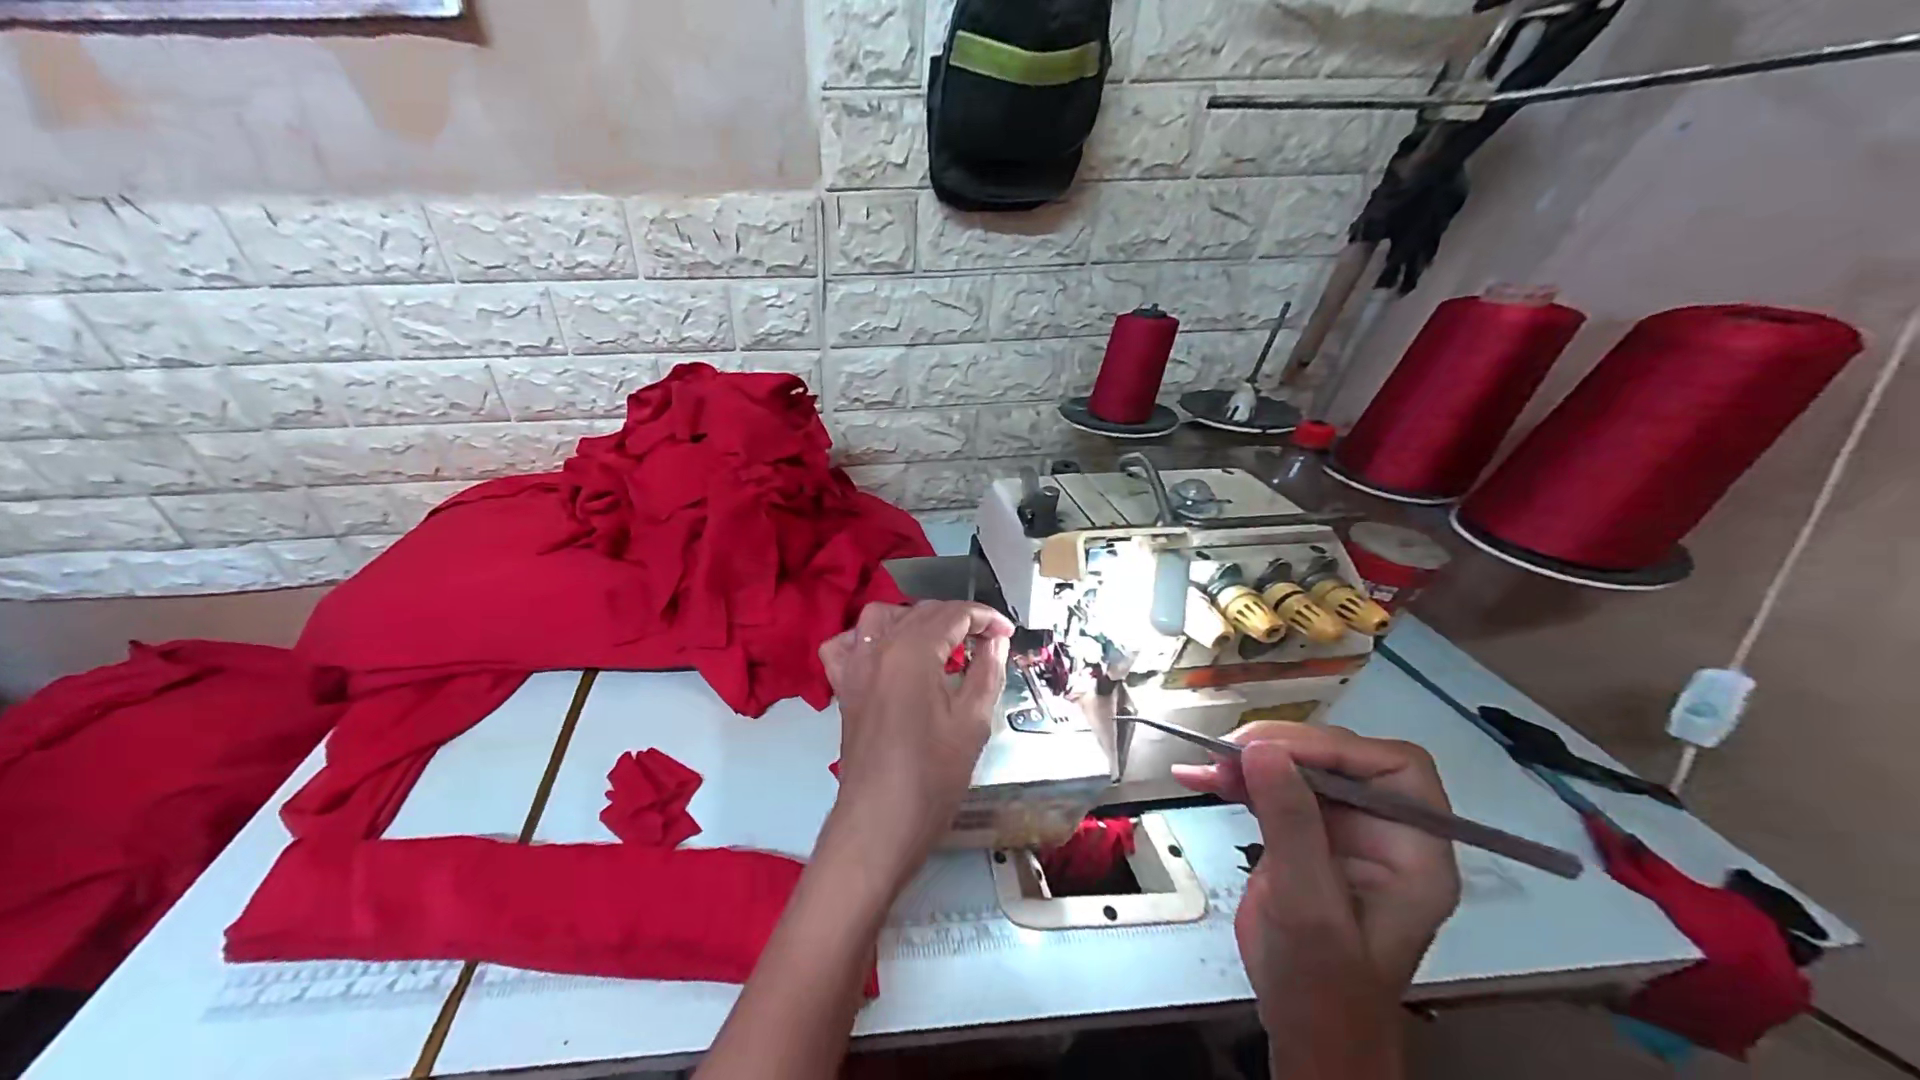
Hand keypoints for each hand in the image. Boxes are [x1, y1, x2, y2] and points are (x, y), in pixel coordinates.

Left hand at [818, 601, 1012, 872]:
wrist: (880, 823)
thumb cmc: (932, 776)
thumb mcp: (973, 722)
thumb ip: (987, 670)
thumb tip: (995, 640)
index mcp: (912, 651)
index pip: (953, 613)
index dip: (986, 618)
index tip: (1007, 633)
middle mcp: (878, 648)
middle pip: (921, 611)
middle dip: (958, 618)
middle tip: (987, 642)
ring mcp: (854, 666)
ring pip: (883, 617)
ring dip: (915, 620)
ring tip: (941, 642)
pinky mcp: (843, 687)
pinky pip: (847, 645)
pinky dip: (868, 639)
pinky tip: (887, 655)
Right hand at [1173, 723, 1459, 1079]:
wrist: (1303, 1028)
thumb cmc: (1321, 984)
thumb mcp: (1305, 903)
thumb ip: (1290, 823)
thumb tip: (1260, 748)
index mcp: (1415, 850)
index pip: (1393, 769)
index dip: (1335, 749)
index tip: (1271, 750)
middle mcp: (1386, 832)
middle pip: (1341, 761)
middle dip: (1282, 750)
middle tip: (1227, 753)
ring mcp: (1344, 832)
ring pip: (1301, 769)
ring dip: (1252, 761)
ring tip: (1207, 762)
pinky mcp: (1305, 835)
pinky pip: (1274, 790)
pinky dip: (1236, 780)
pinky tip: (1197, 775)